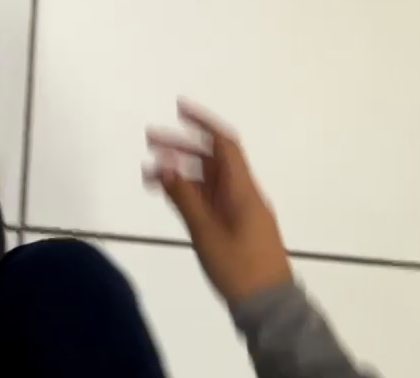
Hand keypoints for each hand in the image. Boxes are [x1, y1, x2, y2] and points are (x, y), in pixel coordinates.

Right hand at [145, 100, 293, 306]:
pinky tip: (166, 192)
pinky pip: (207, 198)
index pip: (224, 144)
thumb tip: (165, 162)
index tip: (178, 108)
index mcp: (242, 191)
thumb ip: (184, 196)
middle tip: (149, 140)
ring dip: (180, 170)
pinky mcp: (233, 226)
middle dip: (180, 146)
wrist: (270, 311)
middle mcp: (242, 194)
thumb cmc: (240, 268)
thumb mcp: (206, 232)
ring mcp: (238, 211)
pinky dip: (187, 190)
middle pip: (210, 159)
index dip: (202, 122)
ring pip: (206, 179)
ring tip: (149, 171)